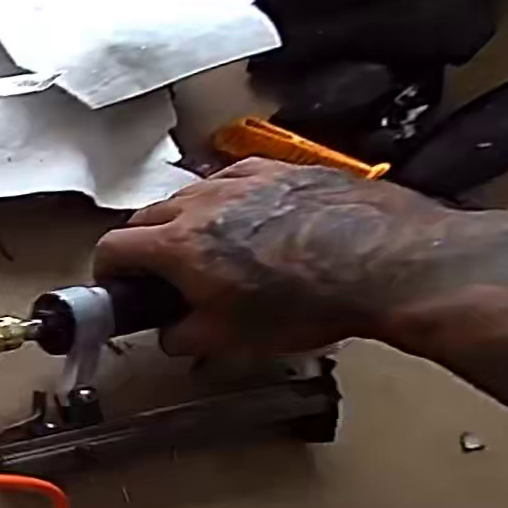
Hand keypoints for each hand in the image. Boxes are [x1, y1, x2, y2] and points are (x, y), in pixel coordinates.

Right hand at [93, 157, 468, 355]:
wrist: (402, 266)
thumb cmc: (305, 305)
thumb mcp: (224, 338)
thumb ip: (178, 334)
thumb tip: (169, 330)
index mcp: (176, 245)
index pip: (110, 246)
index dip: (106, 270)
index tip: (118, 286)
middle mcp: (202, 204)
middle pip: (142, 217)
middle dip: (139, 244)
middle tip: (156, 271)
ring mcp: (248, 180)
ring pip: (185, 193)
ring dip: (178, 219)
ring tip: (201, 243)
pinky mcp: (288, 169)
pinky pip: (233, 176)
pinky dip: (222, 196)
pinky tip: (241, 215)